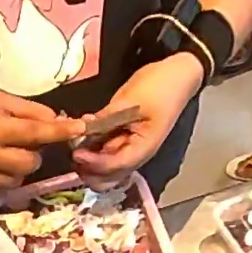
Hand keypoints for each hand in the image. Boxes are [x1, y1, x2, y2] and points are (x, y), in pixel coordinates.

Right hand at [0, 85, 83, 189]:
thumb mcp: (3, 100)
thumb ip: (32, 112)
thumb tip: (60, 124)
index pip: (34, 132)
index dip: (59, 132)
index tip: (80, 129)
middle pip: (30, 162)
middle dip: (33, 153)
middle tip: (21, 141)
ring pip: (19, 178)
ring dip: (20, 167)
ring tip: (7, 153)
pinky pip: (6, 188)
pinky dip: (8, 177)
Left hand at [72, 53, 202, 180]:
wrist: (177, 75)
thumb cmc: (160, 86)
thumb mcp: (132, 99)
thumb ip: (107, 118)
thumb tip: (82, 129)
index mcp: (143, 148)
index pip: (115, 166)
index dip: (94, 163)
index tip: (77, 153)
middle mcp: (135, 156)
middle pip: (108, 177)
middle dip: (89, 169)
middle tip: (74, 151)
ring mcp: (129, 150)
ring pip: (104, 169)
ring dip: (89, 161)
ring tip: (77, 142)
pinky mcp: (123, 141)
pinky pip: (104, 153)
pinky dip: (93, 149)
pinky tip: (84, 134)